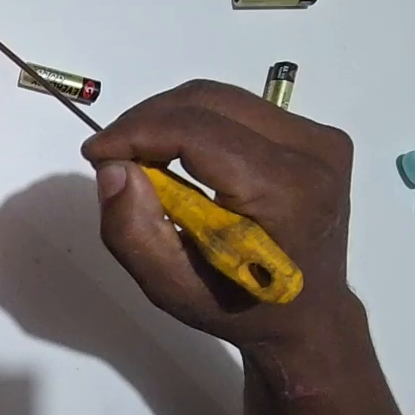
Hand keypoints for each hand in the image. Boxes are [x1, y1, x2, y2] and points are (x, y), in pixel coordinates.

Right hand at [83, 80, 362, 354]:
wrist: (308, 315)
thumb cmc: (237, 309)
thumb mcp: (172, 289)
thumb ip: (135, 233)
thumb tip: (112, 168)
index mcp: (284, 192)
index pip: (198, 131)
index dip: (136, 132)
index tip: (94, 154)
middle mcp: (312, 152)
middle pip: (208, 103)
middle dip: (145, 121)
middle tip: (110, 156)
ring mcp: (320, 139)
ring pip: (220, 99)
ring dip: (167, 120)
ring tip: (138, 158)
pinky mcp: (314, 135)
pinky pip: (237, 110)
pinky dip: (193, 125)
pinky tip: (175, 158)